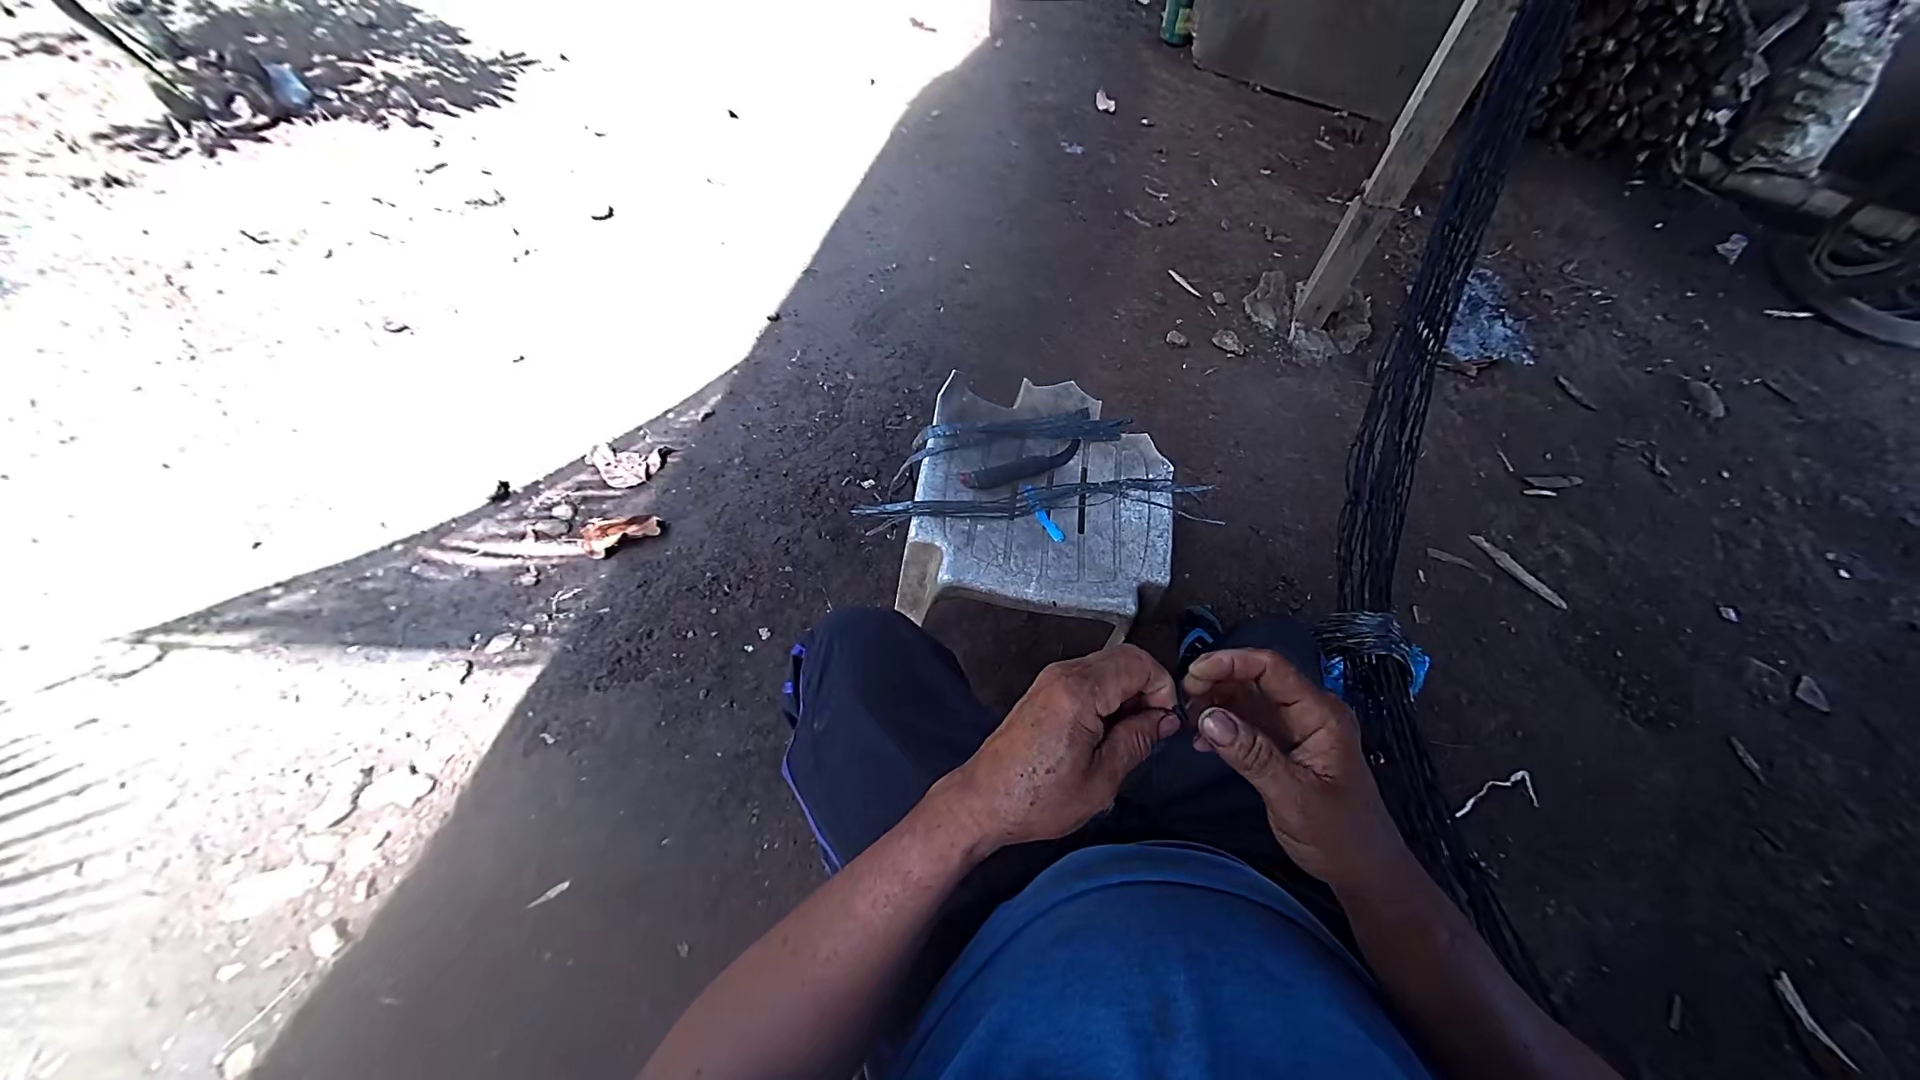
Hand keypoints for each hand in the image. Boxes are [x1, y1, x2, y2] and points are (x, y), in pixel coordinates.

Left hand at [932, 645, 1178, 851]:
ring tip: (1125, 737)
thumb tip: (1163, 719)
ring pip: (1108, 666)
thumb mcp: (1101, 780)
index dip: (1163, 689)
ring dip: (1127, 694)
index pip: (1139, 662)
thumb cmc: (1034, 798)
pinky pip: (1089, 677)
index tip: (1165, 720)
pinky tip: (1103, 732)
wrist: (984, 800)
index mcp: (1078, 692)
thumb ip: (1137, 740)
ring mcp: (1050, 679)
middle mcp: (1062, 675)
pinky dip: (1107, 697)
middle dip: (1148, 689)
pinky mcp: (1044, 689)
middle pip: (1125, 658)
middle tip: (1150, 729)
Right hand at [1182, 648, 1410, 894]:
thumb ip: (1252, 755)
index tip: (1193, 674)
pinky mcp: (1278, 743)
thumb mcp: (1294, 798)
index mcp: (1321, 715)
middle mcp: (1306, 712)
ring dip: (1213, 701)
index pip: (1272, 668)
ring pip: (1244, 697)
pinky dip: (1219, 724)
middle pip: (1254, 678)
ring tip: (1188, 720)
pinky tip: (1200, 740)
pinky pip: (1243, 720)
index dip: (1230, 662)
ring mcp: (1292, 727)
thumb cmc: (1340, 837)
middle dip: (1215, 680)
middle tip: (1183, 699)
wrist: (1364, 873)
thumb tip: (1207, 717)